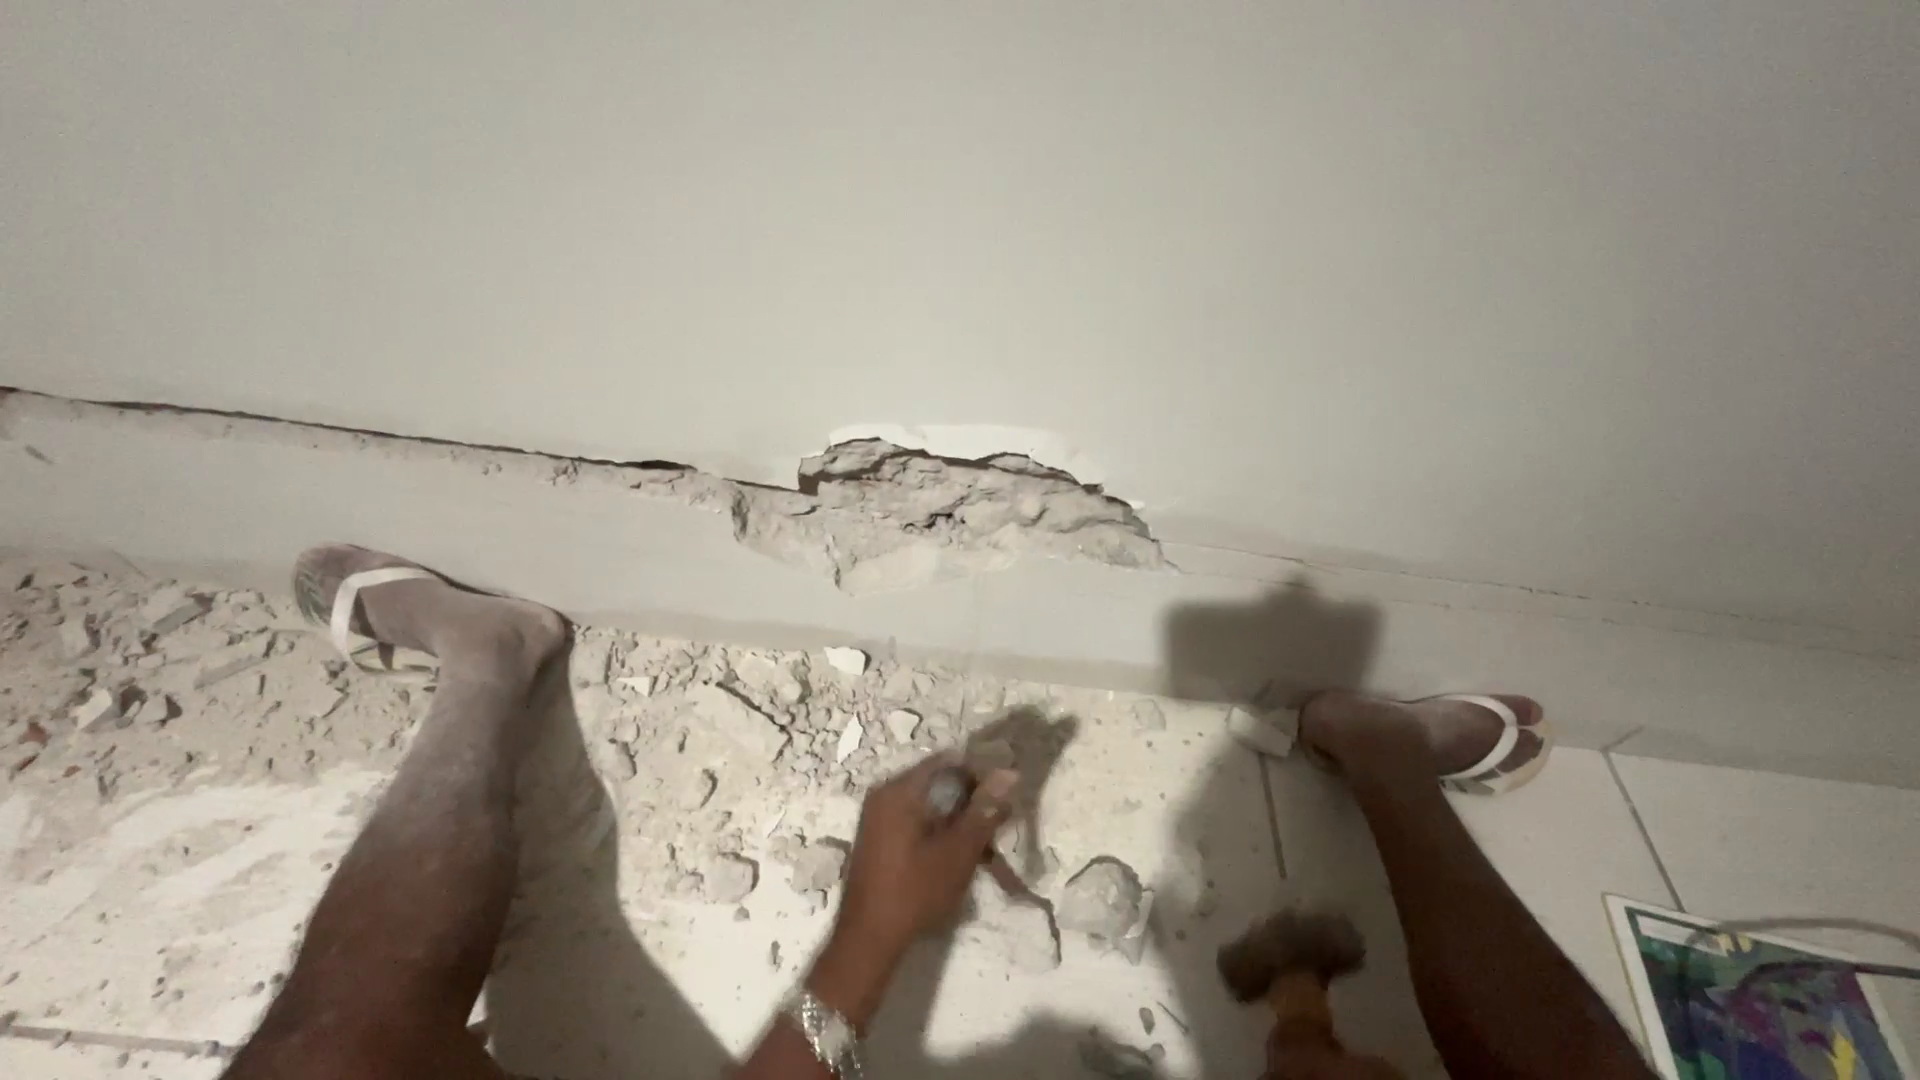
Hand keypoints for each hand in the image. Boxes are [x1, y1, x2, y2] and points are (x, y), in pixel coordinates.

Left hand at [807, 754, 1018, 1028]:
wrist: (868, 940)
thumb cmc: (915, 891)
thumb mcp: (958, 851)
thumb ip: (984, 810)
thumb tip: (1009, 773)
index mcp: (900, 790)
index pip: (949, 762)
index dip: (980, 778)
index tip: (1003, 803)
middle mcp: (885, 795)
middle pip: (940, 785)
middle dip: (973, 806)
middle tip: (998, 834)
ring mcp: (879, 817)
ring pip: (932, 808)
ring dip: (960, 826)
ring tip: (986, 857)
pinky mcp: (880, 839)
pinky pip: (918, 823)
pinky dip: (941, 836)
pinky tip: (960, 863)